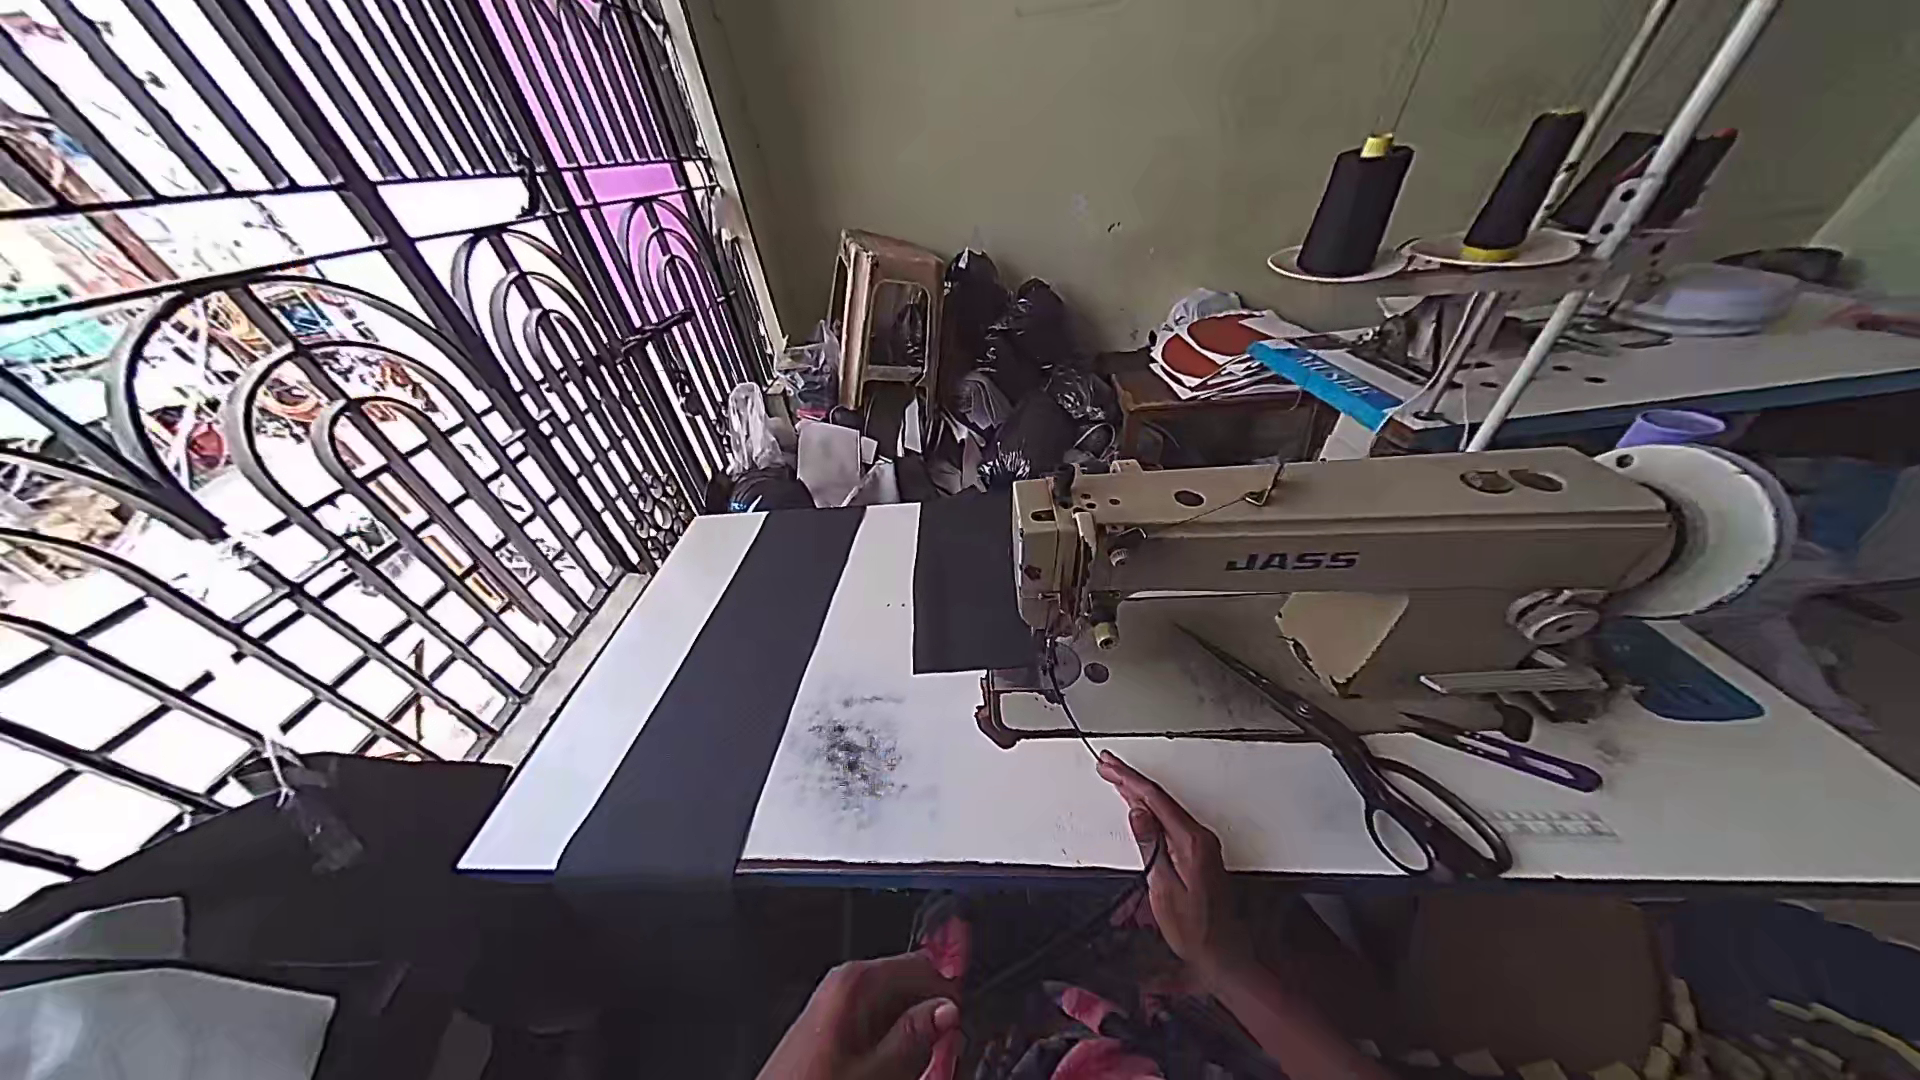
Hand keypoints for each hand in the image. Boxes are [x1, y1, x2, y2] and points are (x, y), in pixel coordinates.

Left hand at [756, 951, 960, 1079]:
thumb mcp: (874, 1072)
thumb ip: (914, 1037)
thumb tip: (947, 1009)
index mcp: (857, 980)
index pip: (921, 965)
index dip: (947, 991)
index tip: (960, 1021)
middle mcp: (846, 980)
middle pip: (908, 983)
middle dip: (930, 1015)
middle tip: (943, 1051)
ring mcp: (837, 999)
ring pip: (893, 1004)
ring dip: (911, 1032)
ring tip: (917, 1065)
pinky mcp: (831, 1021)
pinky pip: (874, 1019)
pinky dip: (890, 1040)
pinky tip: (893, 1067)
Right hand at [1096, 750, 1249, 982]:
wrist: (1223, 954)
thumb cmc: (1195, 929)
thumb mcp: (1164, 889)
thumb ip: (1150, 846)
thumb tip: (1137, 812)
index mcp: (1191, 842)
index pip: (1154, 799)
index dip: (1128, 779)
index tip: (1109, 766)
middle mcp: (1199, 837)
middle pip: (1159, 797)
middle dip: (1130, 778)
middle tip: (1106, 764)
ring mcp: (1200, 842)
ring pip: (1164, 805)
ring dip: (1138, 790)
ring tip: (1116, 776)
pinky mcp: (1197, 850)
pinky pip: (1169, 817)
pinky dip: (1149, 806)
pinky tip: (1138, 804)